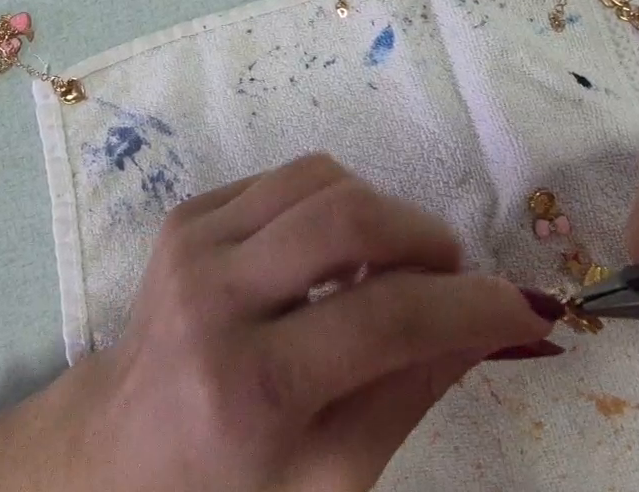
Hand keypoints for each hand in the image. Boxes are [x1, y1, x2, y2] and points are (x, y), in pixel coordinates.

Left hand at [0, 154, 563, 491]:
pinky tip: (331, 254)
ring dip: (379, 210)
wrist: (117, 450)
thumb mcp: (332, 474)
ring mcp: (189, 244)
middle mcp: (211, 298)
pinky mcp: (184, 215)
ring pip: (318, 178)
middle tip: (452, 271)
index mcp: (250, 389)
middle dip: (424, 234)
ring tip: (393, 262)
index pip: (387, 318)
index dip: (470, 305)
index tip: (521, 307)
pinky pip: (282, 179)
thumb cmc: (229, 483)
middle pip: (347, 216)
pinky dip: (329, 202)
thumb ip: (413, 389)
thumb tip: (496, 320)